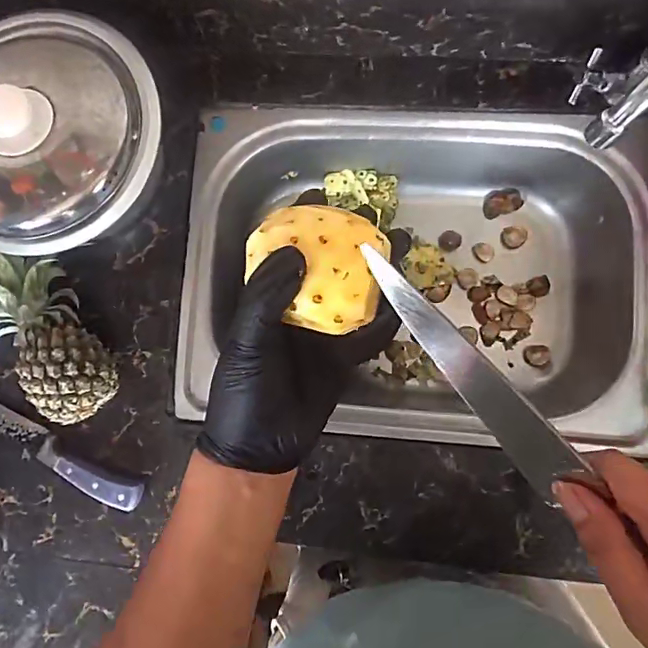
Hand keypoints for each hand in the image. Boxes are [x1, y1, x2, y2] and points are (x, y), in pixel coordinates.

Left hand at [196, 224, 409, 473]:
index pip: (283, 253)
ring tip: (398, 249)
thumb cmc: (244, 391)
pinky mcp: (341, 358)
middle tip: (372, 221)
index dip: (299, 226)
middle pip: (324, 269)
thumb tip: (294, 254)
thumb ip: (265, 298)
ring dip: (374, 276)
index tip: (320, 201)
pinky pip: (367, 335)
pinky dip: (385, 321)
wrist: (261, 446)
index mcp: (264, 300)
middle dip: (346, 245)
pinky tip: (404, 302)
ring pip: (352, 296)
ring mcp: (320, 333)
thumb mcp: (247, 342)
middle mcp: (295, 310)